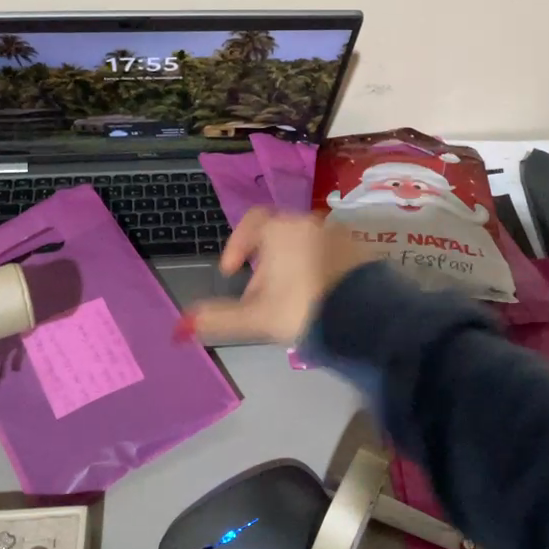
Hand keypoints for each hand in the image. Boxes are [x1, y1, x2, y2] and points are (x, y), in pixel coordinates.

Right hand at [179, 208, 368, 344]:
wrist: (366, 317)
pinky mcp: (361, 251)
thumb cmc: (304, 309)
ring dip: (291, 271)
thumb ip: (218, 319)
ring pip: (304, 248)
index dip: (237, 245)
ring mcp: (338, 234)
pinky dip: (316, 272)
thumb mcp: (256, 318)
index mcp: (281, 229)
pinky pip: (329, 255)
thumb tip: (182, 326)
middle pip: (277, 239)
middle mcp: (309, 223)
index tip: (232, 272)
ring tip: (289, 305)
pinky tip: (317, 301)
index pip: (251, 222)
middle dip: (265, 268)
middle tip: (261, 300)